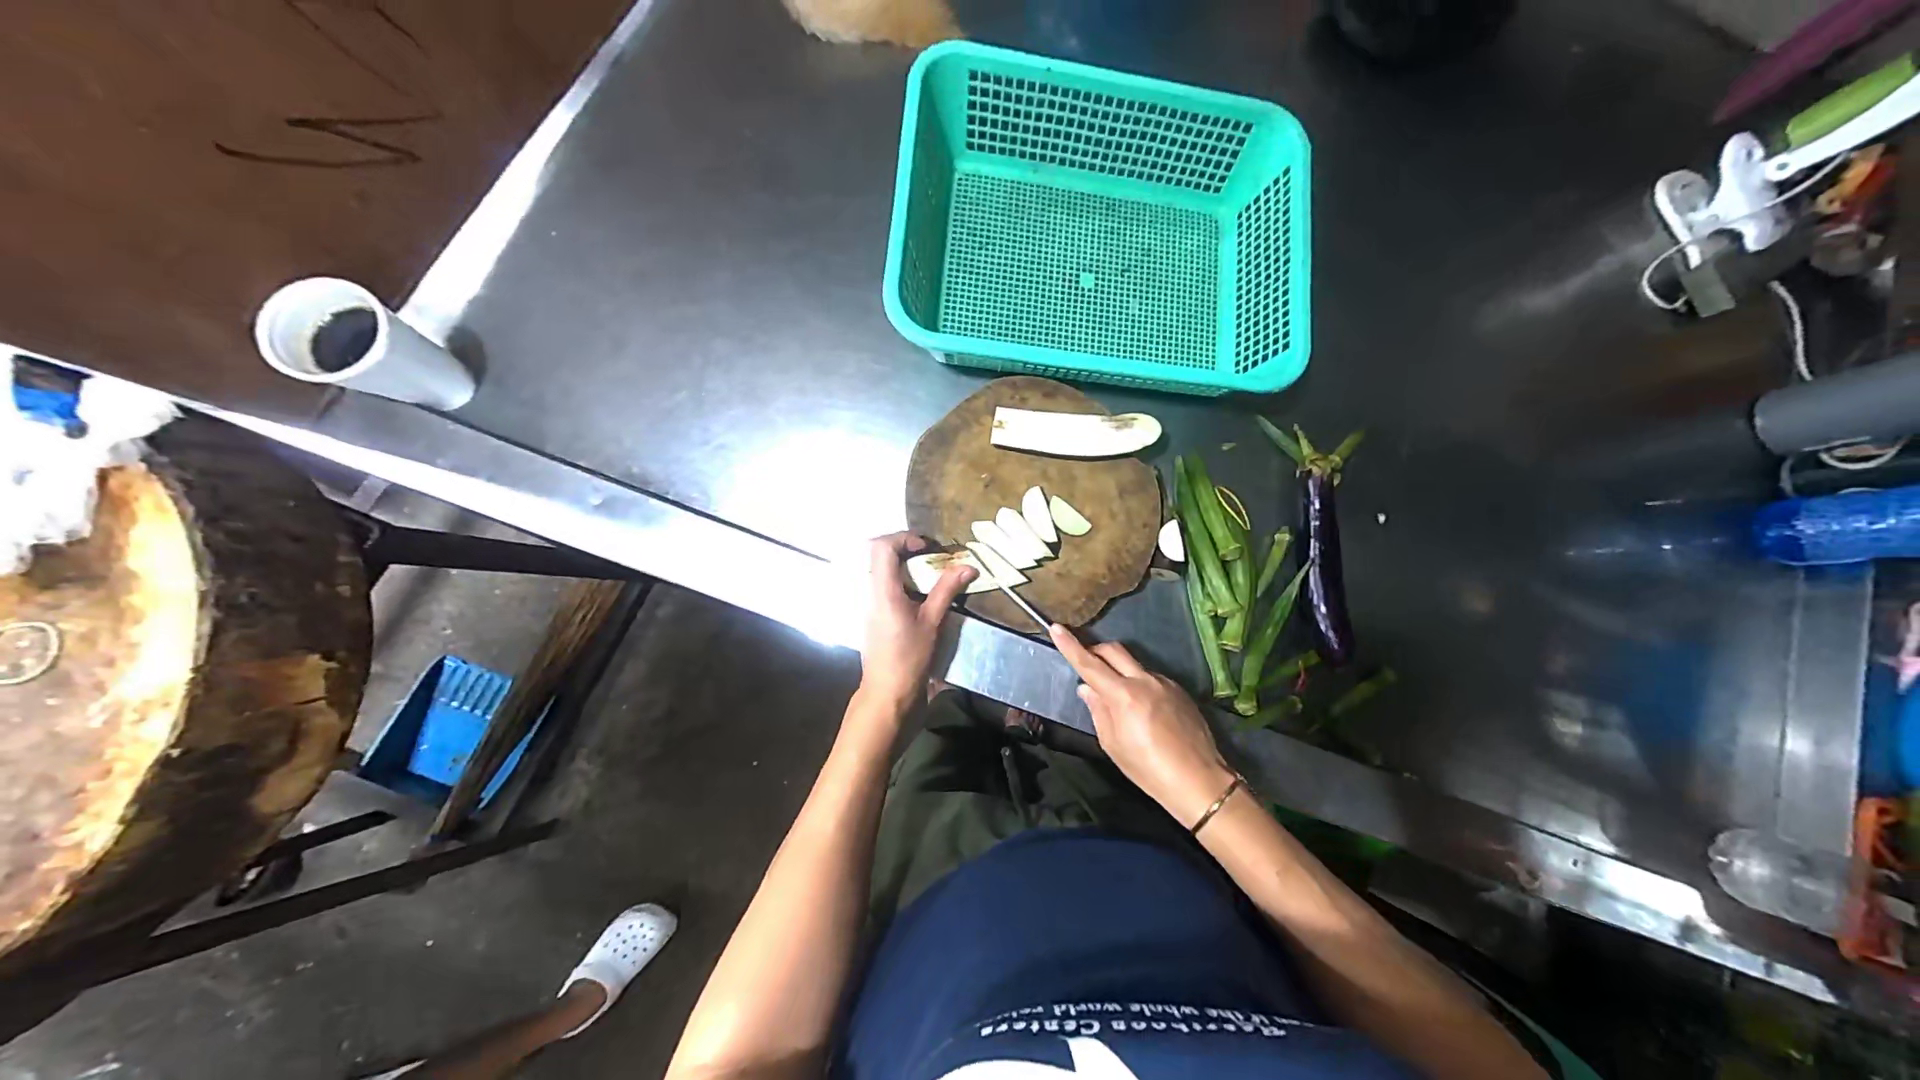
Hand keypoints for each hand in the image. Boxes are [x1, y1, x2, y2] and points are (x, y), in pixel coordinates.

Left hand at [857, 533, 976, 710]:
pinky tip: (923, 596)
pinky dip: (903, 583)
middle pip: (878, 555)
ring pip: (881, 571)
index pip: (882, 547)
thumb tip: (968, 567)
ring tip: (931, 575)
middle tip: (931, 557)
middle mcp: (870, 593)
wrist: (888, 695)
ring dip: (905, 567)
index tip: (927, 547)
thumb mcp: (932, 622)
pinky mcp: (874, 617)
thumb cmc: (908, 659)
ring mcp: (870, 605)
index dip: (904, 538)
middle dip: (905, 550)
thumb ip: (947, 590)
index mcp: (882, 591)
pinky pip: (884, 588)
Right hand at [1049, 624, 1236, 829]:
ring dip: (1119, 671)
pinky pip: (1151, 679)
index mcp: (1124, 696)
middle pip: (1113, 650)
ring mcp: (1165, 683)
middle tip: (1085, 663)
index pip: (1090, 664)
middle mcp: (1145, 681)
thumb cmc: (1148, 769)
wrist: (1199, 780)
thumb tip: (1087, 688)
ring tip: (1117, 699)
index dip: (1070, 645)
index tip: (1056, 628)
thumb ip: (1098, 711)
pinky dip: (1139, 684)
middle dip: (1095, 650)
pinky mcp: (1180, 690)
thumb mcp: (1112, 744)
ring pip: (1134, 665)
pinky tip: (1143, 710)